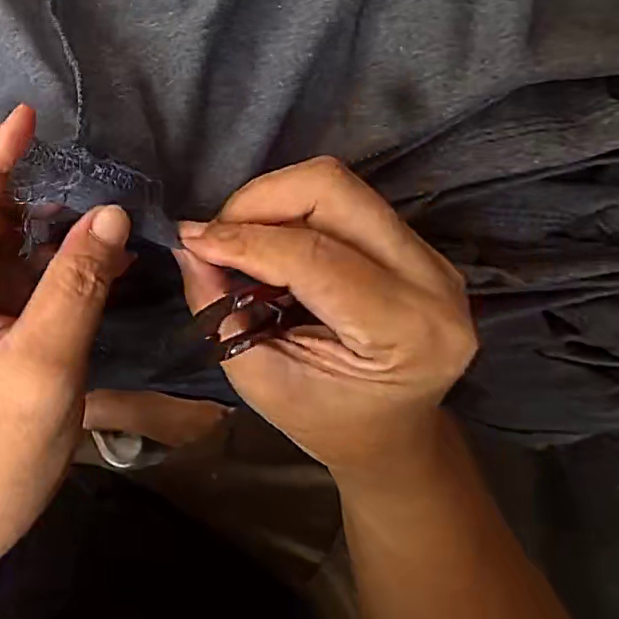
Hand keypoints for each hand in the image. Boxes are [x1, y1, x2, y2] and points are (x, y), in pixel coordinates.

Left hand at [0, 104, 131, 572]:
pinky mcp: (6, 307)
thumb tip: (110, 214)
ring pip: (12, 233)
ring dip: (53, 213)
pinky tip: (108, 242)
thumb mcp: (41, 365)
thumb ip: (76, 286)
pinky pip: (36, 262)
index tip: (24, 116)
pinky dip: (69, 249)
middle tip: (72, 150)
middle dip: (25, 182)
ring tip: (99, 192)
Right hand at [174, 157, 475, 481]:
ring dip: (268, 201)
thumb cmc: (324, 418)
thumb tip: (188, 246)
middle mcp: (430, 281)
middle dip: (256, 201)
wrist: (390, 434)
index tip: (189, 241)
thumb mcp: (258, 378)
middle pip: (331, 189)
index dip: (241, 240)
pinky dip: (285, 208)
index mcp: (405, 332)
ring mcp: (427, 254)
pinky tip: (266, 242)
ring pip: (332, 184)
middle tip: (218, 236)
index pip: (313, 255)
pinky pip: (337, 197)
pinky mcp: (411, 241)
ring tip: (239, 240)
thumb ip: (217, 309)